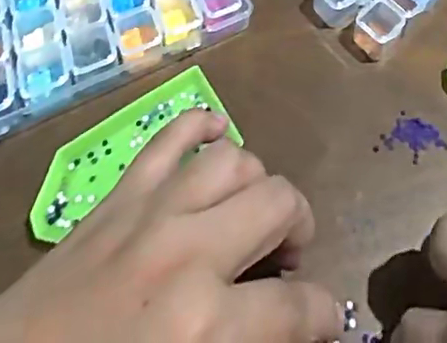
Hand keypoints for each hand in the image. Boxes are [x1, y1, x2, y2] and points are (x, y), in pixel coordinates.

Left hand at [0, 110, 343, 342]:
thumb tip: (288, 325)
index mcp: (205, 323)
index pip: (299, 308)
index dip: (325, 316)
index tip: (325, 320)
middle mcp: (189, 250)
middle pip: (278, 202)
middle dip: (300, 227)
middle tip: (289, 258)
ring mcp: (152, 207)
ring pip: (234, 159)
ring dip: (257, 183)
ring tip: (253, 211)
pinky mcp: (122, 188)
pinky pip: (172, 134)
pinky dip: (201, 124)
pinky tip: (218, 133)